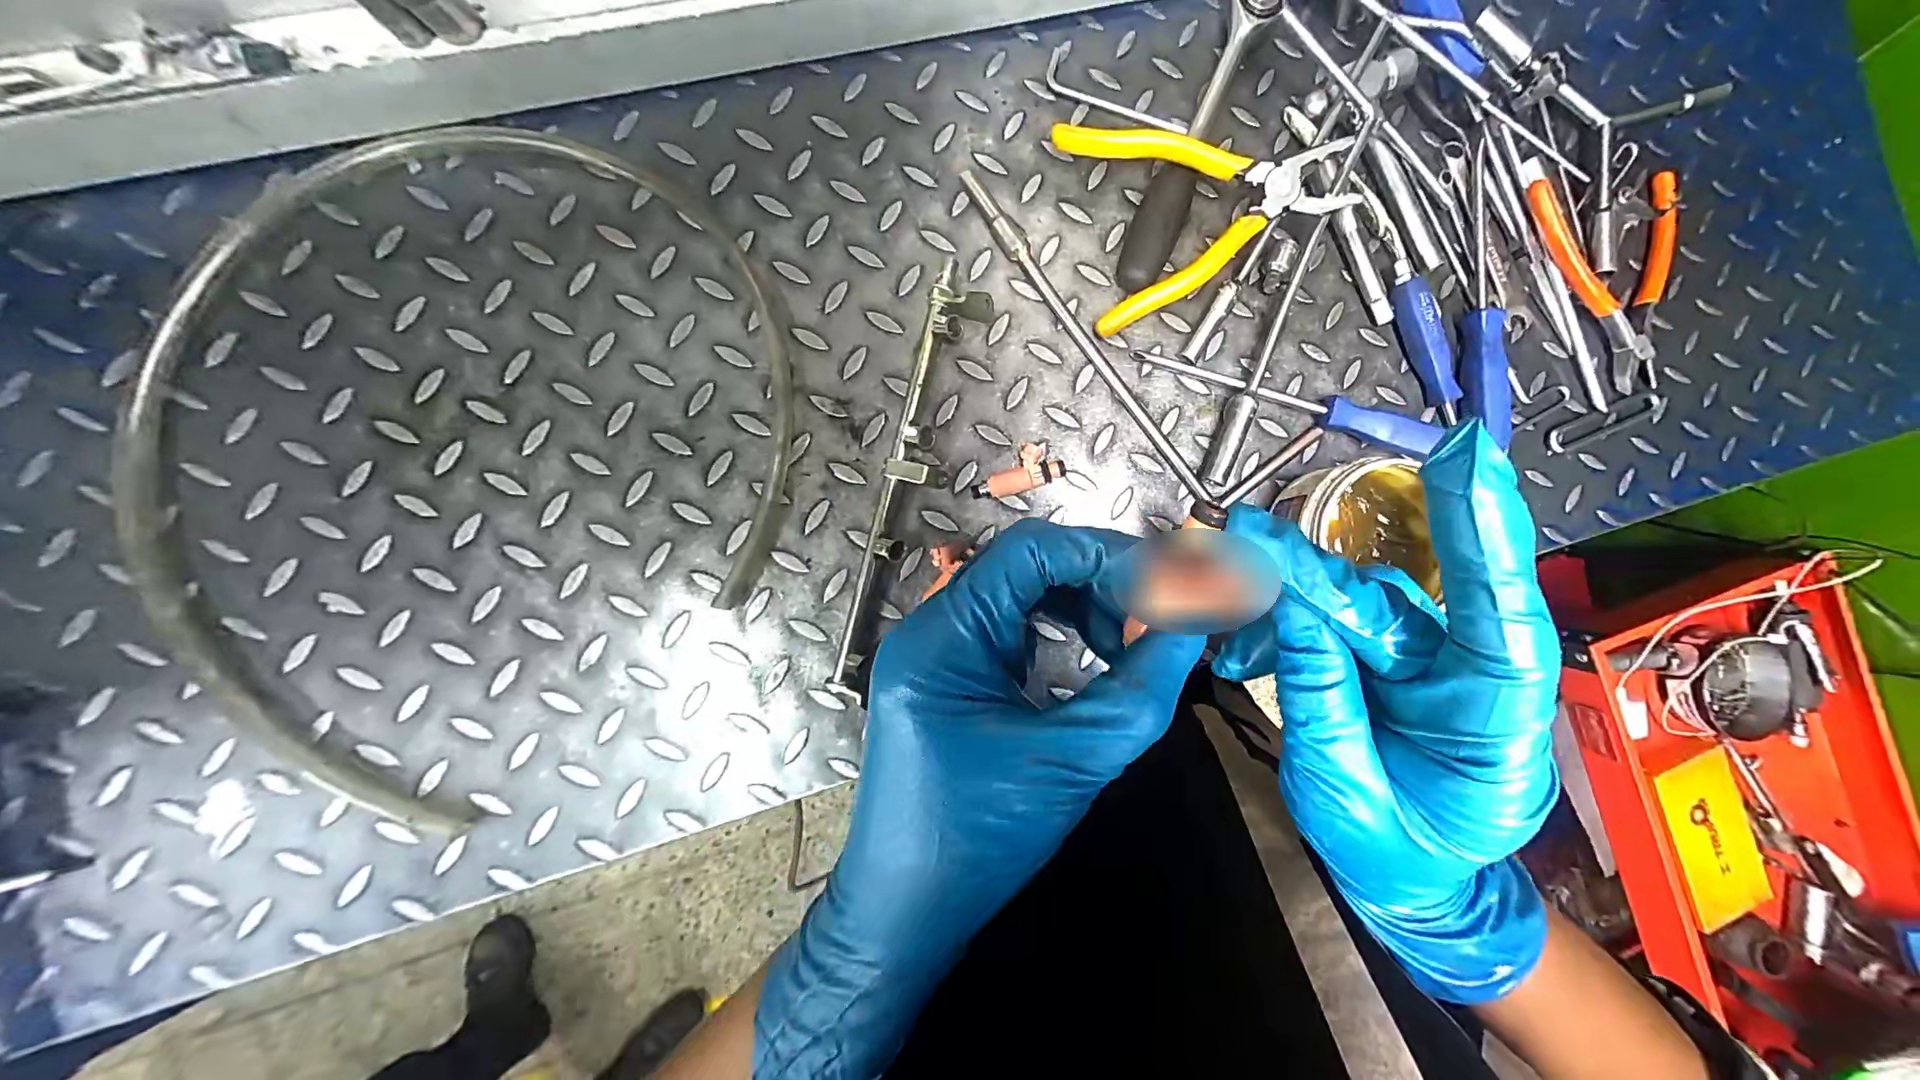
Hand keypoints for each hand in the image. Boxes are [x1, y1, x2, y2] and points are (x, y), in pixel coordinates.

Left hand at [755, 520, 1204, 1077]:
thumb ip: (1140, 689)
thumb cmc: (977, 841)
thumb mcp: (1070, 761)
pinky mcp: (948, 676)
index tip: (1170, 585)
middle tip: (1157, 618)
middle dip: (1099, 583)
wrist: (905, 909)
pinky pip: (1009, 629)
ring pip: (1019, 595)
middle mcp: (931, 628)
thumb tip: (1194, 624)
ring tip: (1128, 645)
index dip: (1107, 556)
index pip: (1030, 551)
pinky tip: (1091, 661)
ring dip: (1081, 607)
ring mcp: (936, 651)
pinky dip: (1057, 633)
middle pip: (1025, 566)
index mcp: (944, 635)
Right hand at [1213, 421, 1560, 1003]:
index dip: (1480, 527)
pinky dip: (1270, 621)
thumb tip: (1295, 618)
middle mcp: (1453, 669)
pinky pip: (1313, 619)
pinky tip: (1240, 642)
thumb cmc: (1395, 846)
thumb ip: (1323, 707)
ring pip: (1338, 599)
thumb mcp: (1347, 794)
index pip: (1497, 608)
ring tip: (1223, 611)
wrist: (1395, 871)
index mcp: (1489, 712)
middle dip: (1305, 562)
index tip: (1466, 454)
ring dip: (1275, 594)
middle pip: (1379, 595)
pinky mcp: (1364, 655)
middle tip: (1239, 531)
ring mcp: (1407, 658)